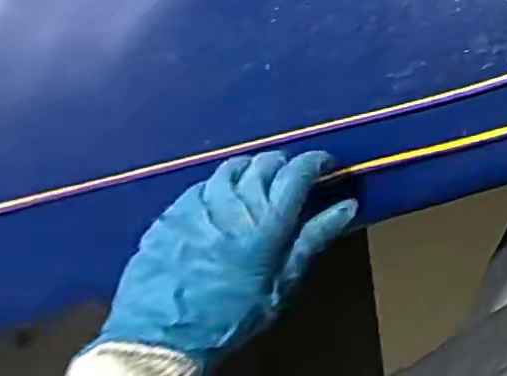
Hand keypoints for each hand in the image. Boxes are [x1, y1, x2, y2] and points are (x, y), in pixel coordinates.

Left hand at [95, 151, 357, 368]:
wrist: (156, 346)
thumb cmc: (229, 315)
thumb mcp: (282, 282)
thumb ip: (314, 238)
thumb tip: (349, 205)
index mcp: (268, 220)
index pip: (301, 168)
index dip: (319, 161)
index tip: (327, 168)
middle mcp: (236, 205)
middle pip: (267, 161)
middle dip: (284, 165)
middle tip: (289, 181)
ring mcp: (197, 210)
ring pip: (231, 168)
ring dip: (249, 171)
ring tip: (252, 186)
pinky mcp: (167, 221)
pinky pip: (197, 188)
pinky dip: (214, 188)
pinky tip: (216, 204)